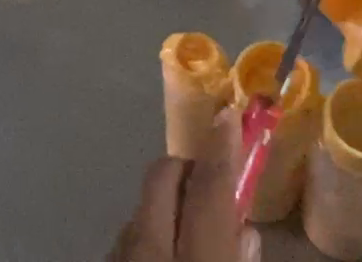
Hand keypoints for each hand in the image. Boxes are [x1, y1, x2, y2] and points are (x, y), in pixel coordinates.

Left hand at [110, 110, 261, 261]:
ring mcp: (118, 254)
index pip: (209, 189)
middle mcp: (149, 247)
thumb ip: (239, 255)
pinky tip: (160, 254)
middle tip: (208, 184)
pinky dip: (147, 231)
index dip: (222, 149)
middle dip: (186, 167)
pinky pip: (127, 232)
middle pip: (162, 175)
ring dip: (166, 203)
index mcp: (195, 258)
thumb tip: (244, 229)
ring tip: (185, 229)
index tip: (230, 114)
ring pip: (142, 203)